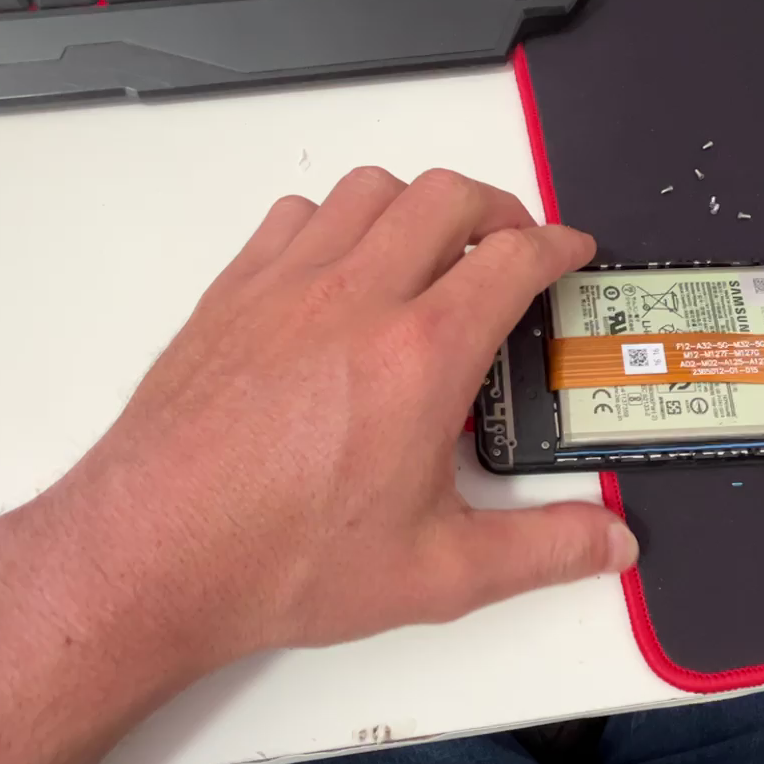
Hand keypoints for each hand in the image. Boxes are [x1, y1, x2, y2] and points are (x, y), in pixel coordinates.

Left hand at [5, 168, 636, 675]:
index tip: (571, 251)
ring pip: (372, 191)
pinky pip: (297, 215)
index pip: (513, 258)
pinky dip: (340, 221)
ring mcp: (288, 286)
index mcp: (421, 355)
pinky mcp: (233, 293)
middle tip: (513, 245)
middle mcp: (357, 299)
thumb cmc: (285, 561)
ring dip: (419, 206)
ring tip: (435, 250)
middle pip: (448, 197)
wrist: (152, 557)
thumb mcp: (439, 572)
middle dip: (499, 208)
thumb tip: (612, 541)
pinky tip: (344, 268)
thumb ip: (543, 550)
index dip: (558, 244)